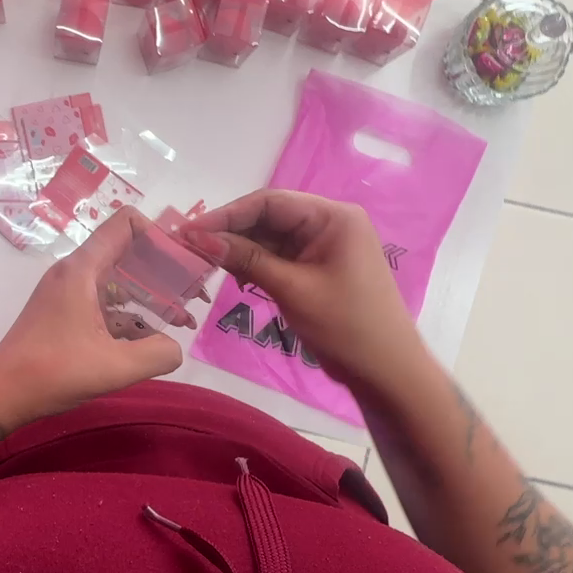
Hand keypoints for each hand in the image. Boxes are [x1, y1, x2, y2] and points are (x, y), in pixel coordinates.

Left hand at [0, 207, 185, 429]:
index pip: (126, 224)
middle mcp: (74, 272)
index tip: (186, 262)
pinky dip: (129, 314)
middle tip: (194, 295)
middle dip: (164, 270)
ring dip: (149, 296)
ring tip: (180, 320)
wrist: (1, 394)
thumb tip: (175, 348)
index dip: (161, 235)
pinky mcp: (63, 313)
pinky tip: (149, 339)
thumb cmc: (52, 373)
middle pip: (126, 252)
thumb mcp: (115, 367)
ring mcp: (67, 293)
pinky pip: (104, 302)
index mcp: (83, 270)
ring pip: (117, 280)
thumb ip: (158, 353)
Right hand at [180, 189, 425, 396]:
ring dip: (239, 250)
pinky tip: (234, 276)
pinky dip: (254, 265)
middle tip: (189, 248)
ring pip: (269, 237)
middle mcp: (328, 222)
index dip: (225, 215)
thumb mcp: (292, 289)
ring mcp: (323, 245)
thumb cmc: (345, 325)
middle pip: (268, 217)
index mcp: (332, 217)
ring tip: (204, 263)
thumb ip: (247, 260)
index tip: (188, 231)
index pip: (269, 203)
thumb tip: (200, 239)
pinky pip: (278, 256)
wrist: (385, 369)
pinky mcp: (317, 267)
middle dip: (229, 232)